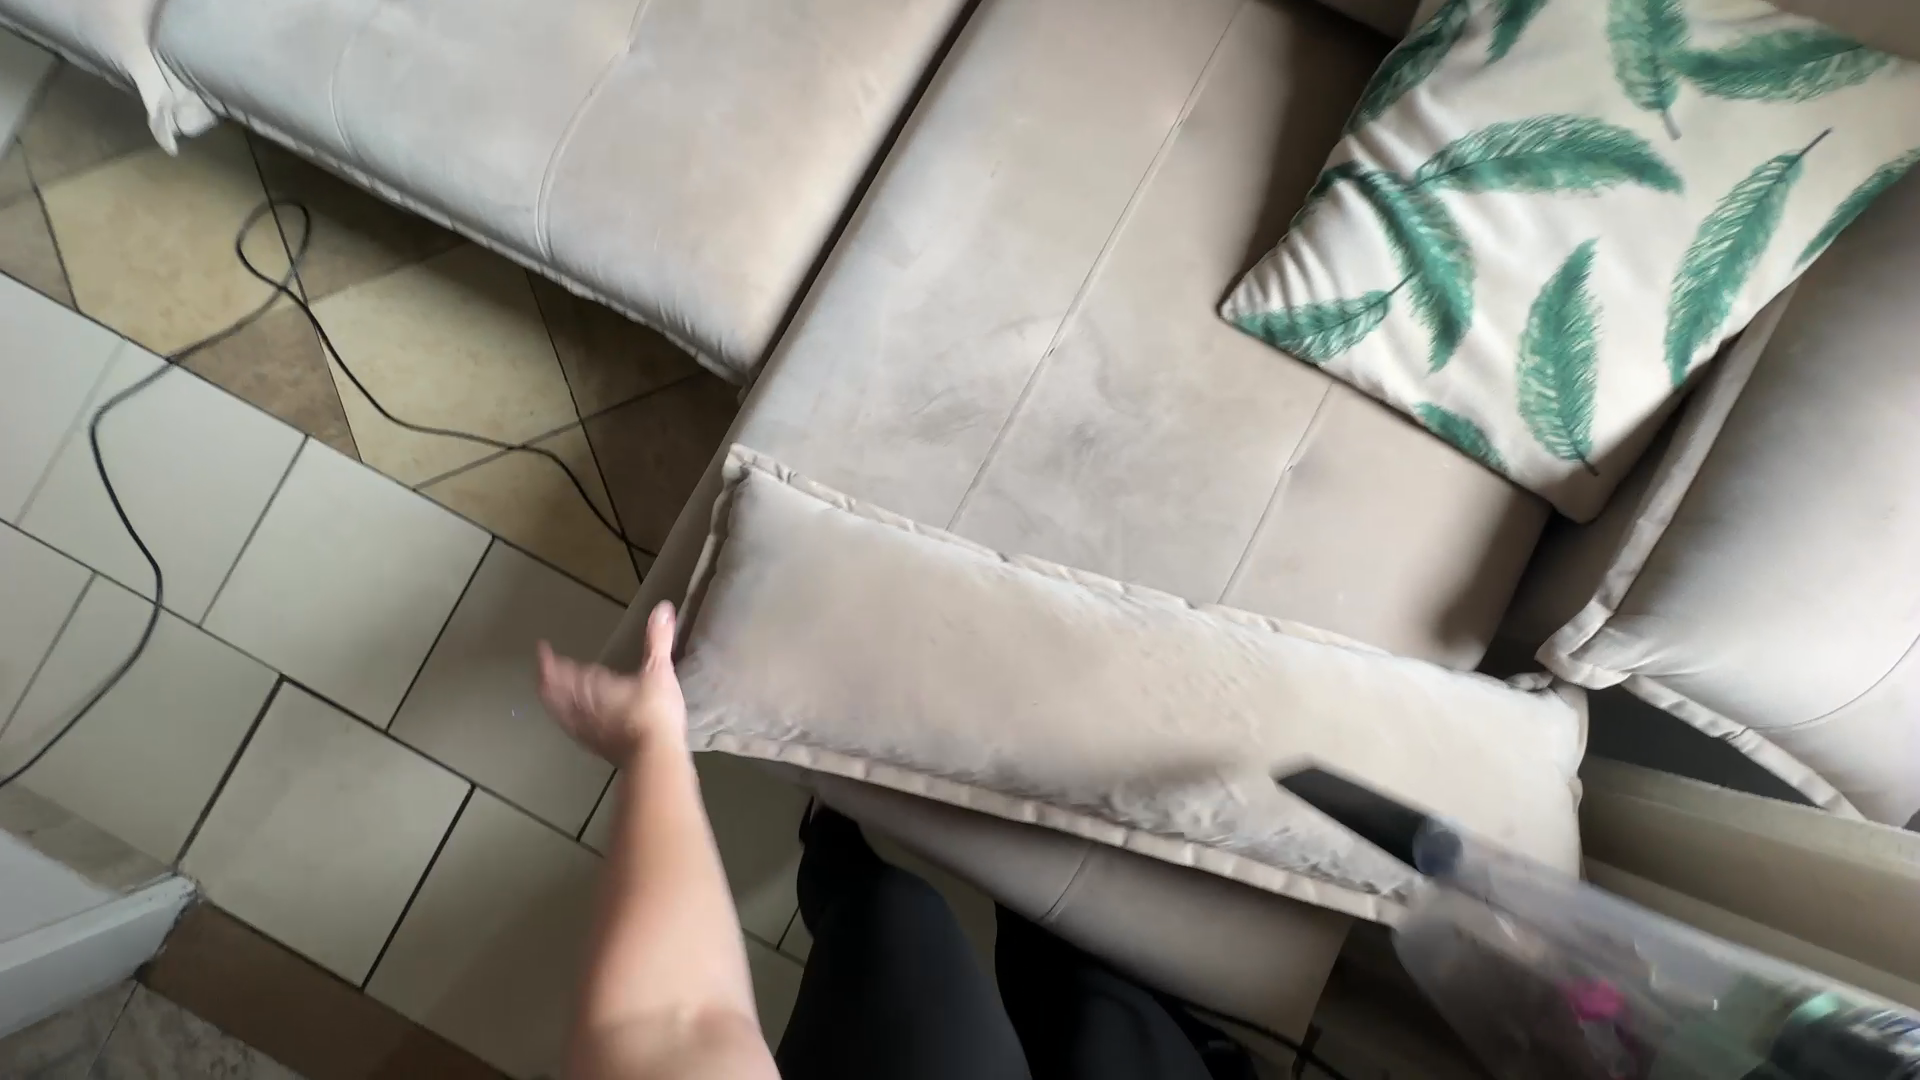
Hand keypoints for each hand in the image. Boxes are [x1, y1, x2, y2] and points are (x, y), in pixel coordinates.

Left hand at [538, 602, 686, 763]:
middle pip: (554, 693)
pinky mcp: (596, 747)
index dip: (549, 660)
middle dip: (547, 680)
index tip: (541, 648)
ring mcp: (586, 730)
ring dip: (553, 700)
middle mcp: (581, 708)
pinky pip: (573, 728)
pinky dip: (567, 718)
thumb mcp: (659, 671)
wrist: (653, 758)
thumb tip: (663, 607)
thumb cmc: (653, 711)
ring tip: (552, 693)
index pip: (563, 671)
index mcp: (592, 687)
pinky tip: (576, 720)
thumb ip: (658, 640)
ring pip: (560, 712)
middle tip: (542, 670)